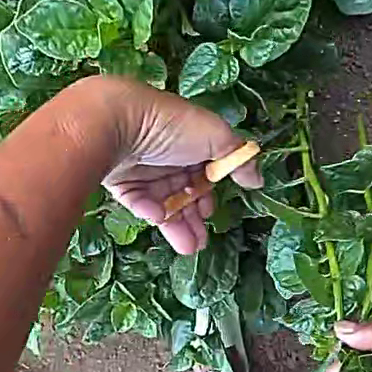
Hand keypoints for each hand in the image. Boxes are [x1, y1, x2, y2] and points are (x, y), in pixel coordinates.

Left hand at [83, 78, 263, 254]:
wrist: (113, 123)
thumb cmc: (171, 126)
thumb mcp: (217, 137)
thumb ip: (240, 160)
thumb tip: (257, 181)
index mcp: (193, 141)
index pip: (207, 173)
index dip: (211, 194)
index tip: (212, 212)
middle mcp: (169, 156)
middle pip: (186, 193)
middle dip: (195, 219)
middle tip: (201, 242)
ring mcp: (143, 169)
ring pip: (165, 203)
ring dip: (177, 226)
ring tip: (187, 248)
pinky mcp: (120, 181)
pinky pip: (138, 202)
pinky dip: (149, 211)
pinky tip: (157, 217)